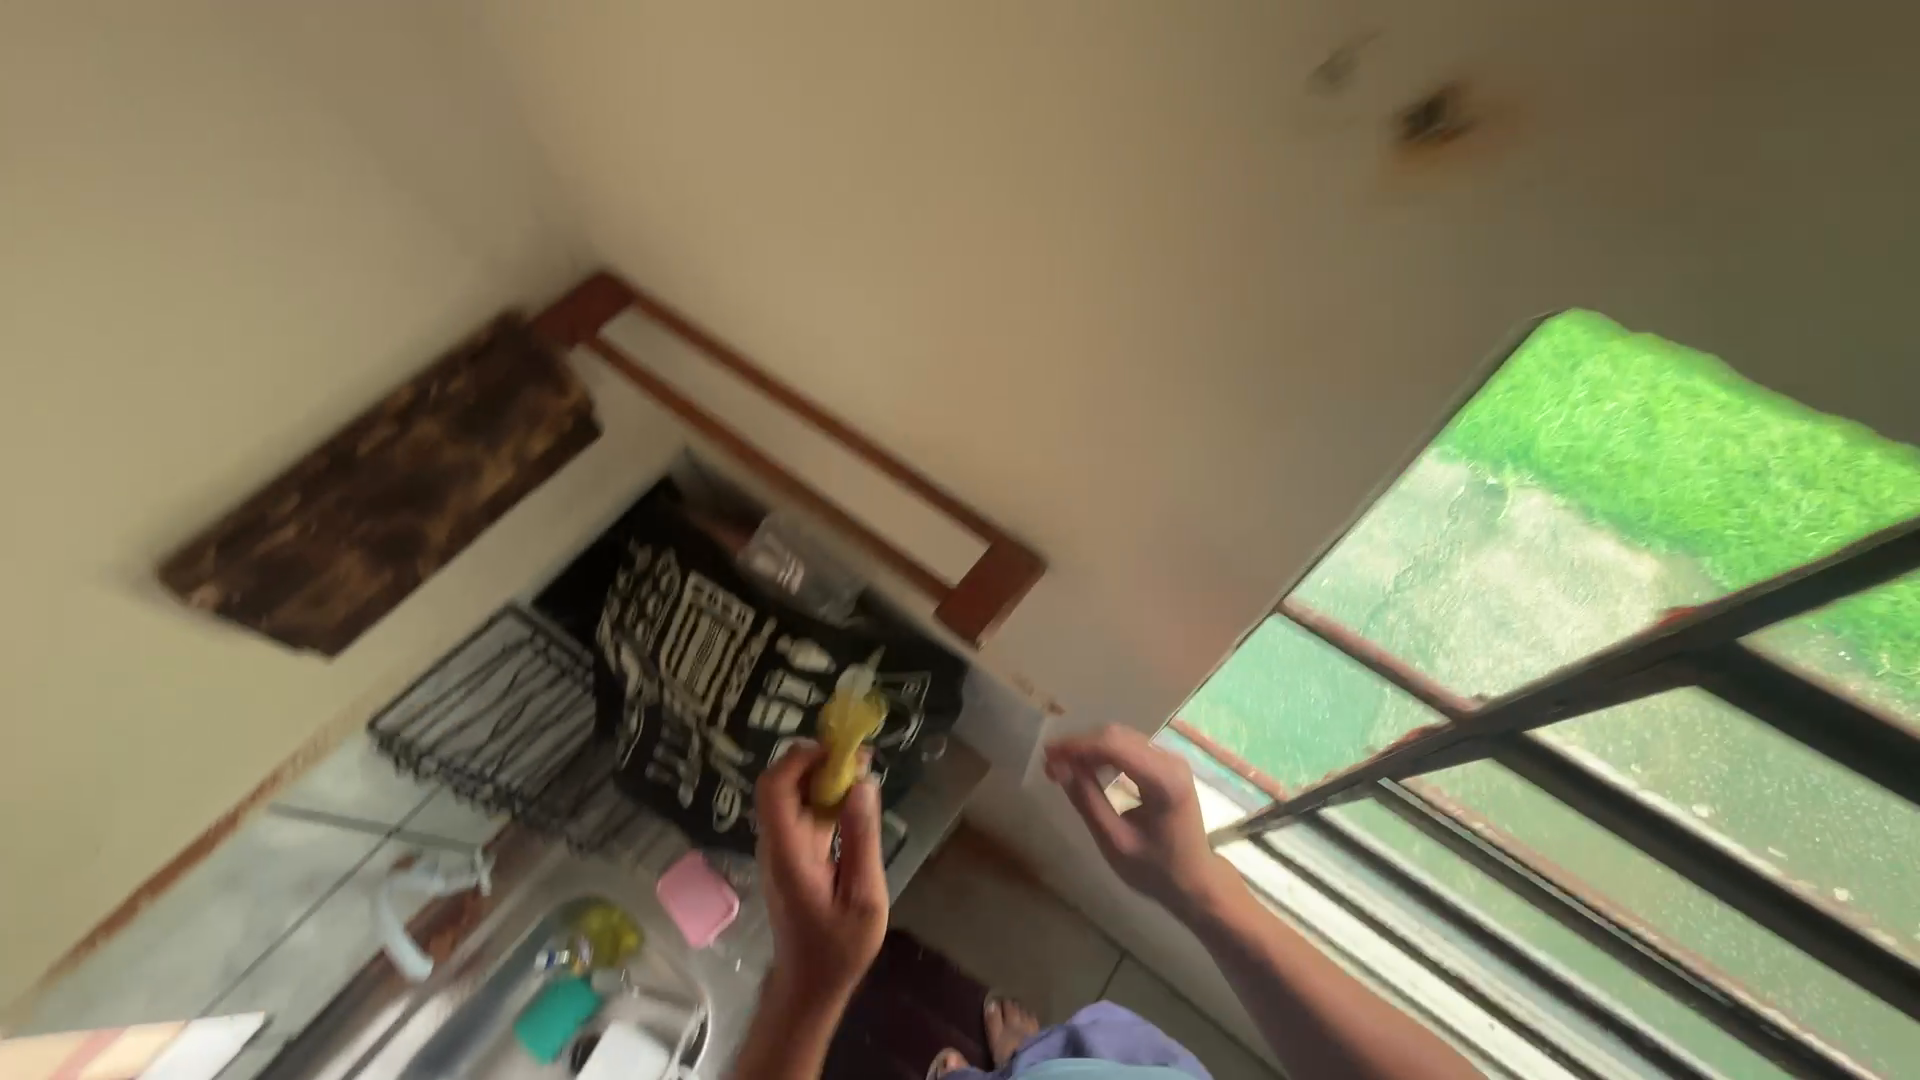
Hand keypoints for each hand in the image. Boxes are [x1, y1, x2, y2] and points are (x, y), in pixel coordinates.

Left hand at [754, 741, 888, 1002]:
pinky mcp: (793, 853)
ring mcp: (782, 848)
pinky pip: (805, 811)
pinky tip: (857, 796)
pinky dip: (829, 796)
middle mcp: (776, 844)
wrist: (810, 985)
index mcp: (787, 854)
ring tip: (865, 768)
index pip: (774, 789)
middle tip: (861, 755)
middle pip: (781, 784)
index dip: (800, 759)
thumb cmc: (838, 949)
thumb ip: (862, 839)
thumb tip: (863, 783)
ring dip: (826, 775)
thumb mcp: (864, 898)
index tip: (839, 749)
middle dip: (818, 760)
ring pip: (794, 794)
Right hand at [1044, 724, 1231, 920]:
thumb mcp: (1114, 841)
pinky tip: (1086, 769)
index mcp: (1164, 780)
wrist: (1196, 880)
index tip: (1047, 757)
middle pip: (1115, 736)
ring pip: (1119, 737)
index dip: (1076, 746)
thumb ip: (1087, 800)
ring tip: (1063, 769)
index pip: (1113, 745)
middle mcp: (1170, 760)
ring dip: (1089, 748)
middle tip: (1050, 766)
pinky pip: (1128, 747)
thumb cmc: (1156, 869)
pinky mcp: (1166, 763)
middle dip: (1079, 746)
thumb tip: (1058, 766)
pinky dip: (1102, 753)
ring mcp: (1170, 759)